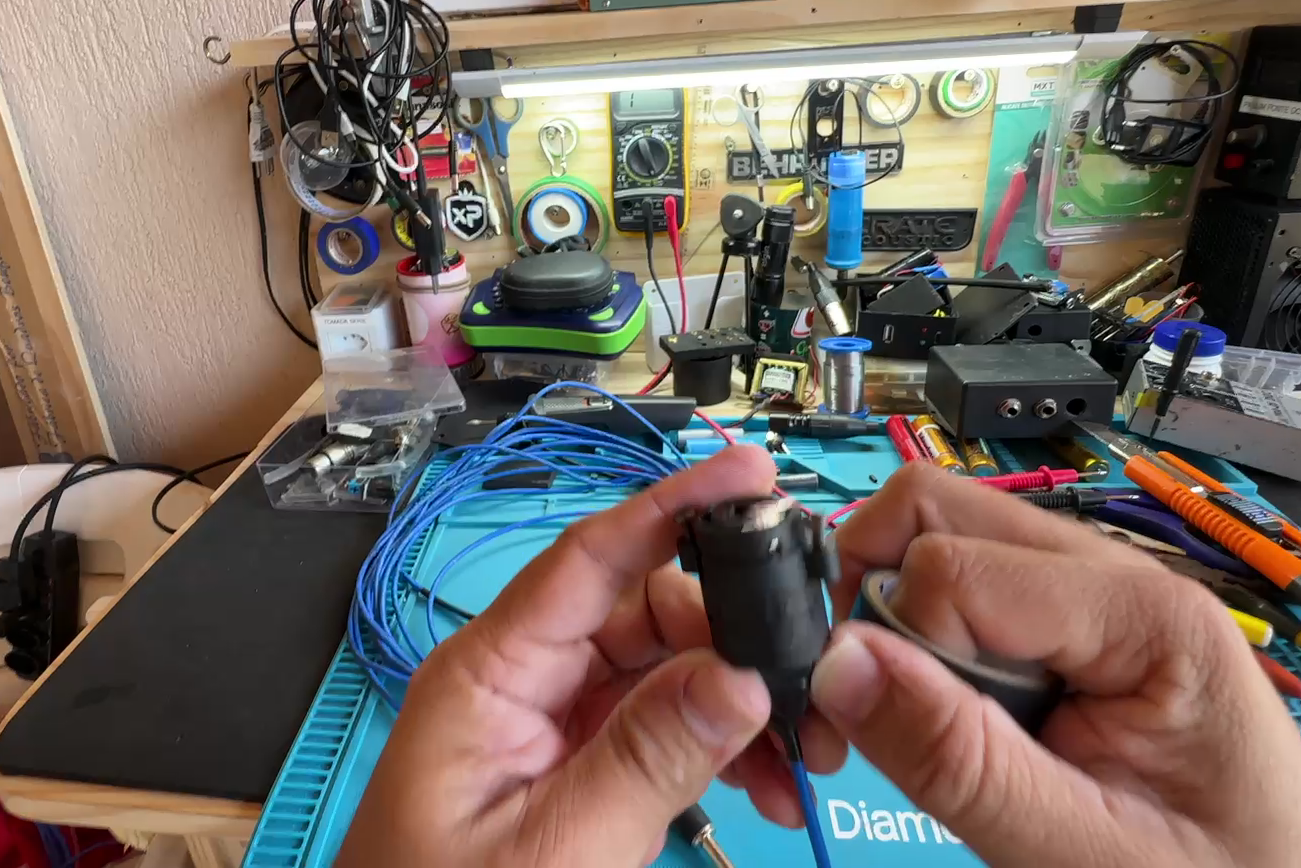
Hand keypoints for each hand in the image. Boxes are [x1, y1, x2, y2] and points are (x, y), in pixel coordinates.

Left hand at [336, 445, 843, 867]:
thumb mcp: (554, 852)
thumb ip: (647, 760)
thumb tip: (744, 677)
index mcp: (491, 666)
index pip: (590, 555)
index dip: (672, 504)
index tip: (748, 470)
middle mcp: (526, 668)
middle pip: (642, 607)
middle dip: (730, 633)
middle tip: (809, 676)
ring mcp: (554, 709)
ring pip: (663, 663)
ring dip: (736, 695)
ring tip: (804, 753)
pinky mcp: (578, 749)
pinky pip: (659, 716)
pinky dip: (715, 737)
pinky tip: (765, 776)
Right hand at [809, 464, 1300, 867]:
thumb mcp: (1090, 862)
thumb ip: (960, 761)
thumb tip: (834, 659)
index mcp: (1139, 612)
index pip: (949, 566)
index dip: (904, 646)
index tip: (911, 739)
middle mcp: (1106, 567)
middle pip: (929, 508)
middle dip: (870, 591)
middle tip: (877, 698)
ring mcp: (1080, 582)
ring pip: (927, 535)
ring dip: (887, 614)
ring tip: (913, 716)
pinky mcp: (1056, 610)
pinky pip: (948, 579)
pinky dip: (910, 630)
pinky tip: (942, 709)